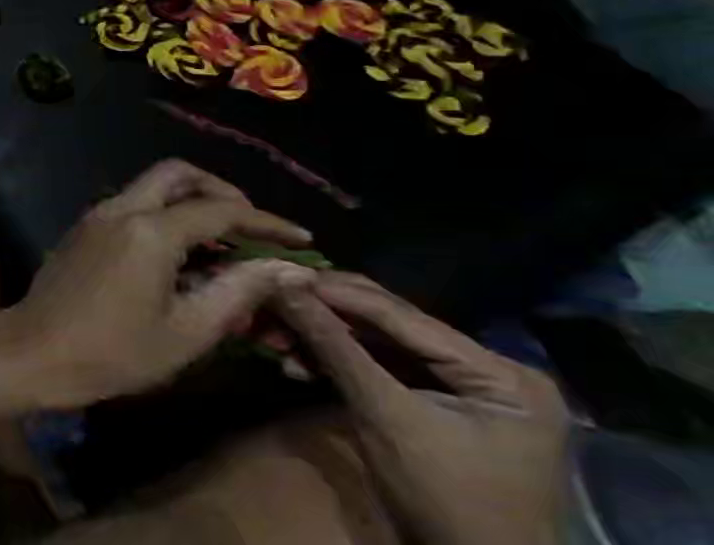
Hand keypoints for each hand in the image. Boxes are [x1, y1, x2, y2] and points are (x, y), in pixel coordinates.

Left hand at [0, 159, 316, 408]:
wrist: (36, 350)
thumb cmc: (115, 350)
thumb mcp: (189, 330)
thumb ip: (240, 291)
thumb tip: (291, 268)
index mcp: (149, 230)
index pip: (219, 209)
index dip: (266, 221)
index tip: (302, 238)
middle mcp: (119, 209)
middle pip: (176, 174)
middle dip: (220, 190)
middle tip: (253, 226)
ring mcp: (95, 215)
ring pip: (150, 186)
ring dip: (190, 200)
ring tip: (226, 242)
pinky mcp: (83, 228)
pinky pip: (131, 204)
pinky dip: (164, 213)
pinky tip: (184, 252)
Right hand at [277, 274, 570, 544]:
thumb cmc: (444, 496)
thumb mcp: (383, 414)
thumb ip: (333, 343)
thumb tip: (282, 281)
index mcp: (501, 372)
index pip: (400, 315)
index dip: (333, 292)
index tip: (273, 272)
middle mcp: (491, 369)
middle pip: (388, 323)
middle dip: (322, 314)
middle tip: (267, 301)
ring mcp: (468, 386)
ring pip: (377, 342)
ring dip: (322, 338)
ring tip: (272, 336)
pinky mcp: (440, 401)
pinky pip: (381, 366)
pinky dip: (337, 361)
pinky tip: (296, 362)